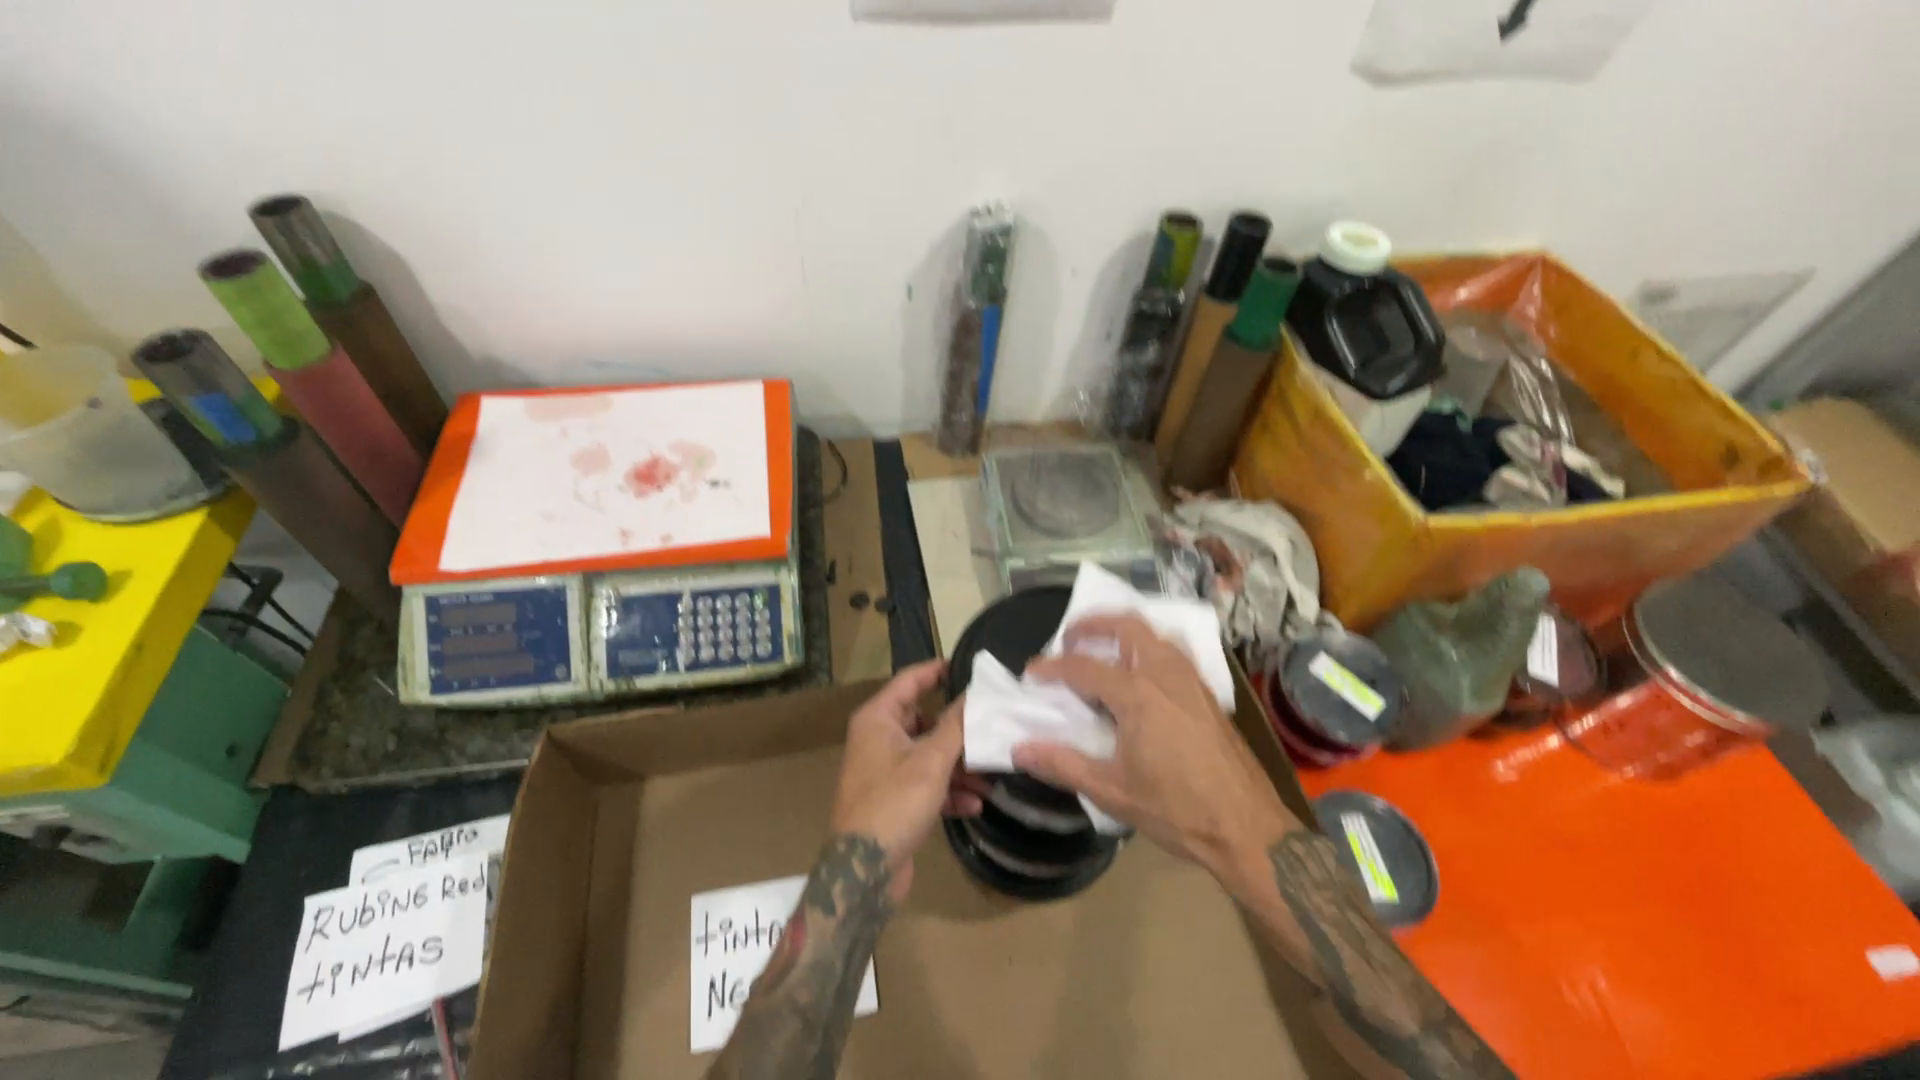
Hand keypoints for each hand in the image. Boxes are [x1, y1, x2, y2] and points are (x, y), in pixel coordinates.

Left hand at [831, 661, 988, 903]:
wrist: (864, 869)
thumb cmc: (894, 803)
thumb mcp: (931, 761)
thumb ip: (957, 725)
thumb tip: (975, 694)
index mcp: (878, 719)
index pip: (909, 680)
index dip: (936, 670)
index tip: (967, 667)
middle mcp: (878, 739)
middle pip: (924, 720)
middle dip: (959, 728)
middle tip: (994, 724)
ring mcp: (885, 771)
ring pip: (929, 755)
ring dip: (960, 765)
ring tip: (993, 774)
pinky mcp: (894, 800)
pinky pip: (927, 784)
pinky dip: (949, 790)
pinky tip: (975, 804)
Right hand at [1012, 615, 1302, 892]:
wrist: (1246, 827)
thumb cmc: (1176, 810)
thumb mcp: (1112, 792)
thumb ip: (1063, 764)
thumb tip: (1020, 748)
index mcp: (1138, 696)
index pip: (1084, 667)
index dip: (1052, 668)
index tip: (1031, 674)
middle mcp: (1166, 677)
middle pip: (1129, 627)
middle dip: (1095, 624)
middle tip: (1070, 639)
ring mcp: (1193, 683)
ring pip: (1158, 635)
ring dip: (1128, 632)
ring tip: (1106, 650)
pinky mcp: (1210, 697)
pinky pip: (1177, 654)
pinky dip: (1153, 649)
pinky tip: (1145, 677)